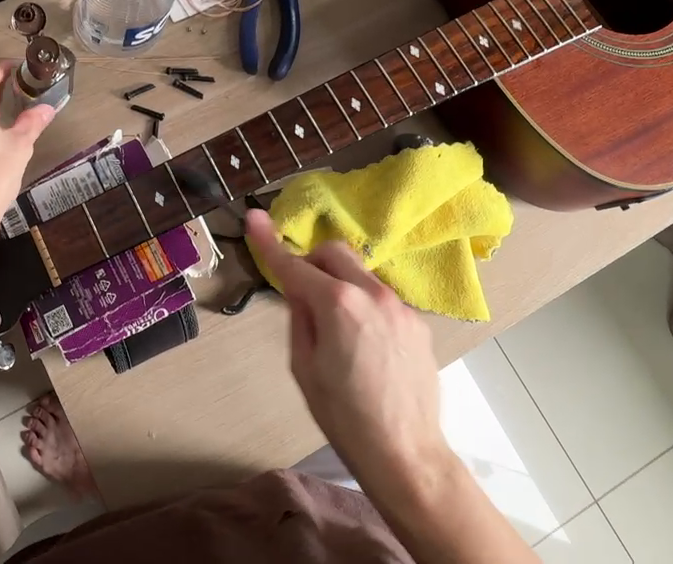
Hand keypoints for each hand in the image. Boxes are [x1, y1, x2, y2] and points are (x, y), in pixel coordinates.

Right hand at [246, 209, 452, 490]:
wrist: (405, 454)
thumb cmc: (343, 416)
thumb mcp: (303, 365)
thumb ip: (299, 316)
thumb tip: (298, 289)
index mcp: (338, 304)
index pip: (295, 264)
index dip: (269, 242)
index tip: (253, 218)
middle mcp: (372, 294)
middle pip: (335, 252)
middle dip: (313, 261)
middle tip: (301, 290)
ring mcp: (400, 307)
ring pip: (360, 274)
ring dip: (340, 284)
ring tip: (336, 327)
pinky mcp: (418, 324)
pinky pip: (381, 299)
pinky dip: (363, 305)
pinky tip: (363, 344)